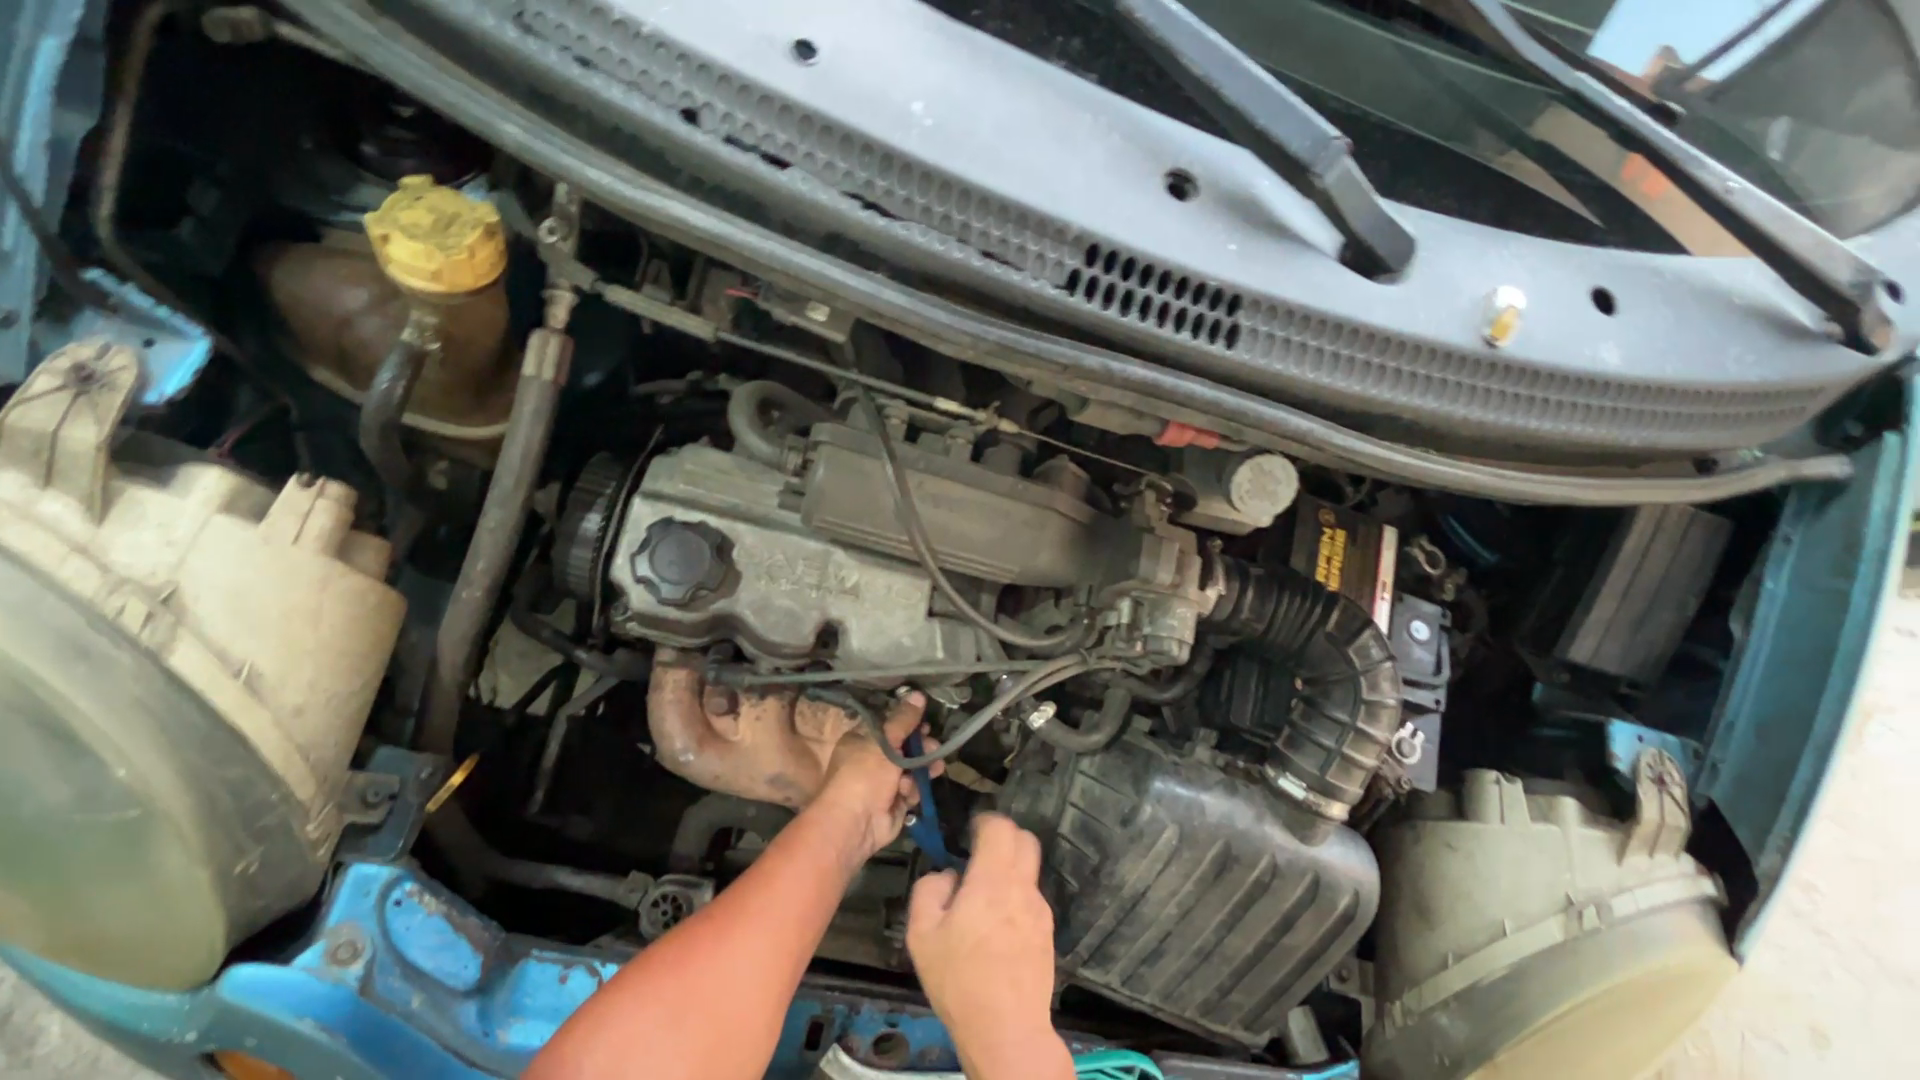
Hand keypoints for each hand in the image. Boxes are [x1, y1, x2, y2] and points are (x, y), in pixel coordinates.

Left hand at [811, 692, 937, 862]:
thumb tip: (917, 693)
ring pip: (911, 769)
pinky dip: (912, 790)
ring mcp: (883, 783)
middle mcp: (871, 760)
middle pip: (903, 748)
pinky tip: (909, 792)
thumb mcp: (885, 742)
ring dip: (922, 768)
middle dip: (920, 747)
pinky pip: (911, 790)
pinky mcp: (894, 802)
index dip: (907, 723)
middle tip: (934, 746)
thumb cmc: (864, 774)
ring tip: (935, 767)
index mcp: (862, 740)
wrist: (855, 823)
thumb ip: (903, 719)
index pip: (888, 726)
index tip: (925, 721)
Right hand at [906, 815, 1073, 1079]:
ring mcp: (1040, 911)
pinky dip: (1015, 897)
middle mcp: (1023, 888)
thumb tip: (948, 875)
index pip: (1000, 827)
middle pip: (1025, 840)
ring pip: (1029, 871)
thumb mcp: (922, 934)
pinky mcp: (1047, 934)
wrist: (1007, 1030)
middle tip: (979, 852)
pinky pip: (1031, 899)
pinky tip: (996, 926)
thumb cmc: (959, 980)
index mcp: (993, 881)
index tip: (969, 830)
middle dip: (1003, 837)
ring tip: (983, 896)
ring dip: (1009, 869)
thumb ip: (930, 890)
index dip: (984, 820)